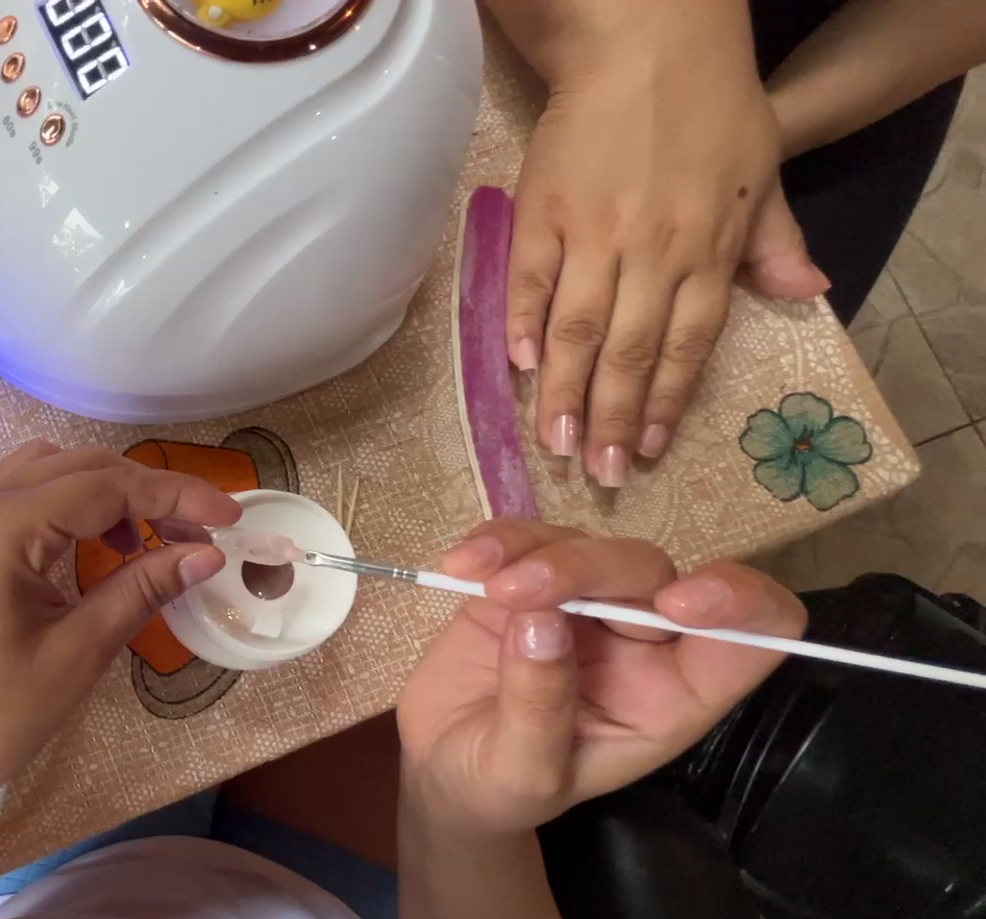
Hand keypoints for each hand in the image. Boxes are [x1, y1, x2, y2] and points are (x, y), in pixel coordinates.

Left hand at [0, 441, 239, 799]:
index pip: (107, 485)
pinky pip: (22, 495)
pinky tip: (92, 546)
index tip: (231, 518)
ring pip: (50, 471)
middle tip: (198, 535)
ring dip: (105, 492)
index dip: (176, 496)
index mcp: (4, 523)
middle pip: (80, 466)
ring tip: (144, 541)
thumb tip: (207, 554)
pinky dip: (67, 505)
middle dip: (146, 492)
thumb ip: (142, 588)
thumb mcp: (79, 651)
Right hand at [396, 520, 804, 834]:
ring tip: (467, 572)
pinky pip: (523, 543)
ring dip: (529, 551)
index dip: (736, 603)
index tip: (677, 603)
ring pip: (583, 545)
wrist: (443, 772)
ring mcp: (576, 609)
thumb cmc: (497, 788)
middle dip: (583, 569)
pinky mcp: (520, 589)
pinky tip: (459, 562)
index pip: (750, 634)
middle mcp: (637, 643)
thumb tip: (540, 620)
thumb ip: (538, 706)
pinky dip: (494, 542)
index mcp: (670, 695)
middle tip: (508, 591)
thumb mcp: (524, 771)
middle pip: (647, 573)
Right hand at [505, 8, 829, 480]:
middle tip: (600, 472)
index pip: (689, 340)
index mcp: (711, 241)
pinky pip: (530, 284)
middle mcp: (656, 246)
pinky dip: (524, 326)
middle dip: (616, 417)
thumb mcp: (762, 166)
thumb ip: (771, 237)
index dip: (668, 401)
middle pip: (631, 349)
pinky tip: (521, 369)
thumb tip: (801, 293)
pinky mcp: (541, 218)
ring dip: (567, 391)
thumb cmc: (705, 108)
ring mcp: (593, 233)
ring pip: (580, 328)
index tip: (650, 451)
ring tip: (556, 443)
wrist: (646, 41)